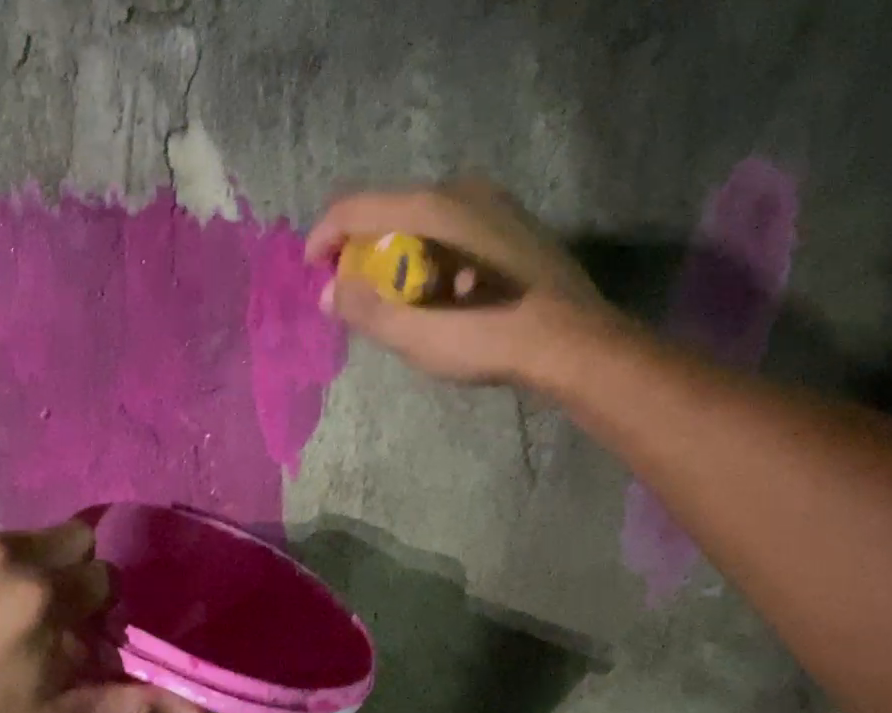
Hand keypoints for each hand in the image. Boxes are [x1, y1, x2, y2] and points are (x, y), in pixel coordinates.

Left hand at [0, 521, 201, 712]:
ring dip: (35, 568)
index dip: (97, 607)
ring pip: (30, 539)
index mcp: (42, 593)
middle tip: (52, 615)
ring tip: (9, 615)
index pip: (102, 576)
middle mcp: (9, 554)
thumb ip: (129, 705)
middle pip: (73, 539)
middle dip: (73, 572)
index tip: (78, 635)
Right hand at [305, 177, 628, 385]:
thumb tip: (331, 292)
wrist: (576, 344)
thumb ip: (363, 308)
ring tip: (394, 295)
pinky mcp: (514, 223)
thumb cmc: (488, 336)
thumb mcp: (414, 333)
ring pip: (421, 217)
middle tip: (353, 290)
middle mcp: (459, 190)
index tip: (314, 273)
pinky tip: (437, 289)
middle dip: (360, 247)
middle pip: (386, 208)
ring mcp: (493, 202)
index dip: (323, 237)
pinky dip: (428, 251)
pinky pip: (451, 227)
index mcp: (429, 208)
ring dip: (395, 251)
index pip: (353, 207)